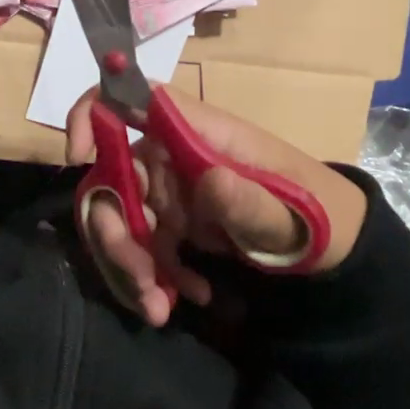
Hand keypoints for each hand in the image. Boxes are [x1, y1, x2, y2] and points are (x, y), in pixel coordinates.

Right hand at [64, 91, 368, 326]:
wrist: (330, 247)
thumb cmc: (312, 215)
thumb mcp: (286, 217)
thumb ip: (249, 202)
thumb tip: (206, 178)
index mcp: (198, 134)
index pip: (133, 99)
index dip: (93, 116)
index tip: (80, 159)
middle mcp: (171, 156)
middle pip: (111, 177)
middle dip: (114, 234)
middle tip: (140, 282)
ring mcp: (166, 191)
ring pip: (118, 220)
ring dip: (129, 267)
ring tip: (158, 309)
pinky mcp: (168, 223)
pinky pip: (139, 246)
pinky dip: (152, 277)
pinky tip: (186, 297)